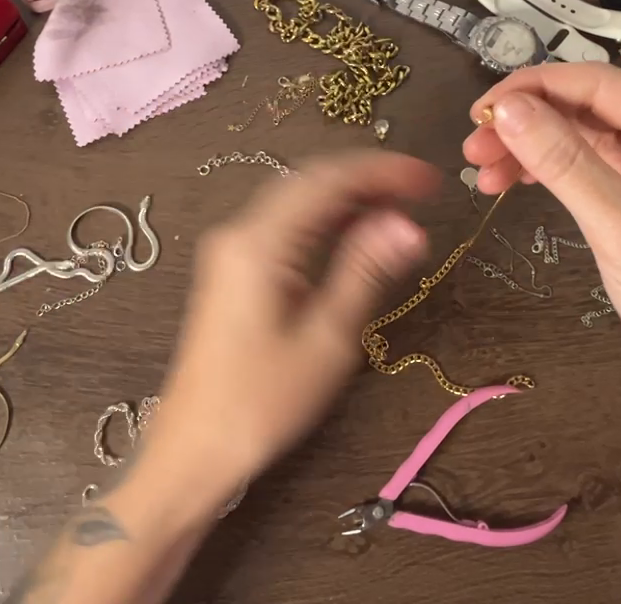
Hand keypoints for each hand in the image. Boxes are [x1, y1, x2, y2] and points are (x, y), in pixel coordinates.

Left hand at [139, 152, 438, 509]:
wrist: (193, 450)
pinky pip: (285, 226)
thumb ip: (365, 271)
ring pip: (297, 201)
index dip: (382, 171)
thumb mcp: (325, 339)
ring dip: (347, 199)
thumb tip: (408, 225)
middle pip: (310, 181)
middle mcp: (240, 232)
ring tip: (398, 211)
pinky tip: (355, 235)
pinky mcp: (233, 270)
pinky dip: (324, 221)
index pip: (328, 180)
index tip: (428, 180)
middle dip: (367, 180)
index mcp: (260, 242)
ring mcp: (232, 250)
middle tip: (419, 193)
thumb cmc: (261, 402)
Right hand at [463, 62, 620, 392]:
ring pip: (579, 131)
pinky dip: (546, 168)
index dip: (536, 87)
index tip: (481, 111)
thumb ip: (565, 163)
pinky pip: (585, 160)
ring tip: (482, 171)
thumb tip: (506, 108)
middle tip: (472, 150)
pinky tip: (510, 180)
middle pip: (586, 104)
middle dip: (526, 121)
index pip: (601, 84)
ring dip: (529, 145)